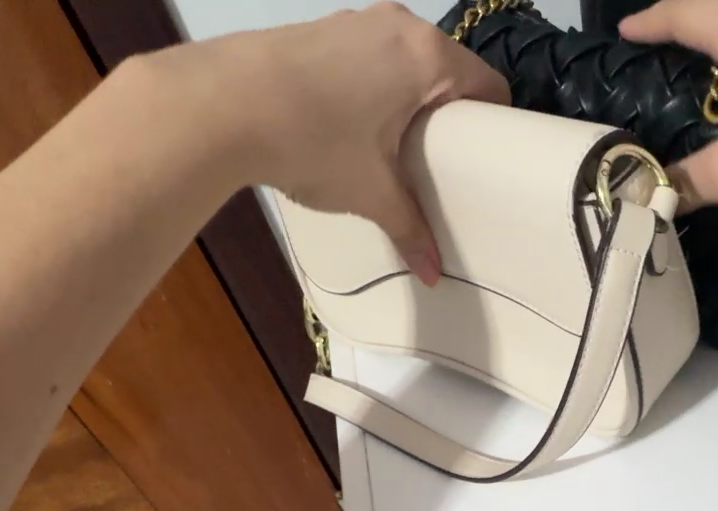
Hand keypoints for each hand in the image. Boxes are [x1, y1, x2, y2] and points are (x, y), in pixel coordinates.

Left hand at [150, 3, 508, 281]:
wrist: (223, 103)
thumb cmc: (315, 142)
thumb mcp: (373, 193)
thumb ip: (411, 230)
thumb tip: (433, 277)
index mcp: (428, 57)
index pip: (489, 86)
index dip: (494, 128)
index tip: (486, 164)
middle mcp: (400, 25)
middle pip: (449, 74)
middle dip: (450, 119)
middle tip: (443, 167)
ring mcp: (358, 21)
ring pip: (409, 64)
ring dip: (411, 102)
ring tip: (398, 150)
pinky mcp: (325, 28)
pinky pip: (374, 58)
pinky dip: (378, 89)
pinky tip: (357, 126)